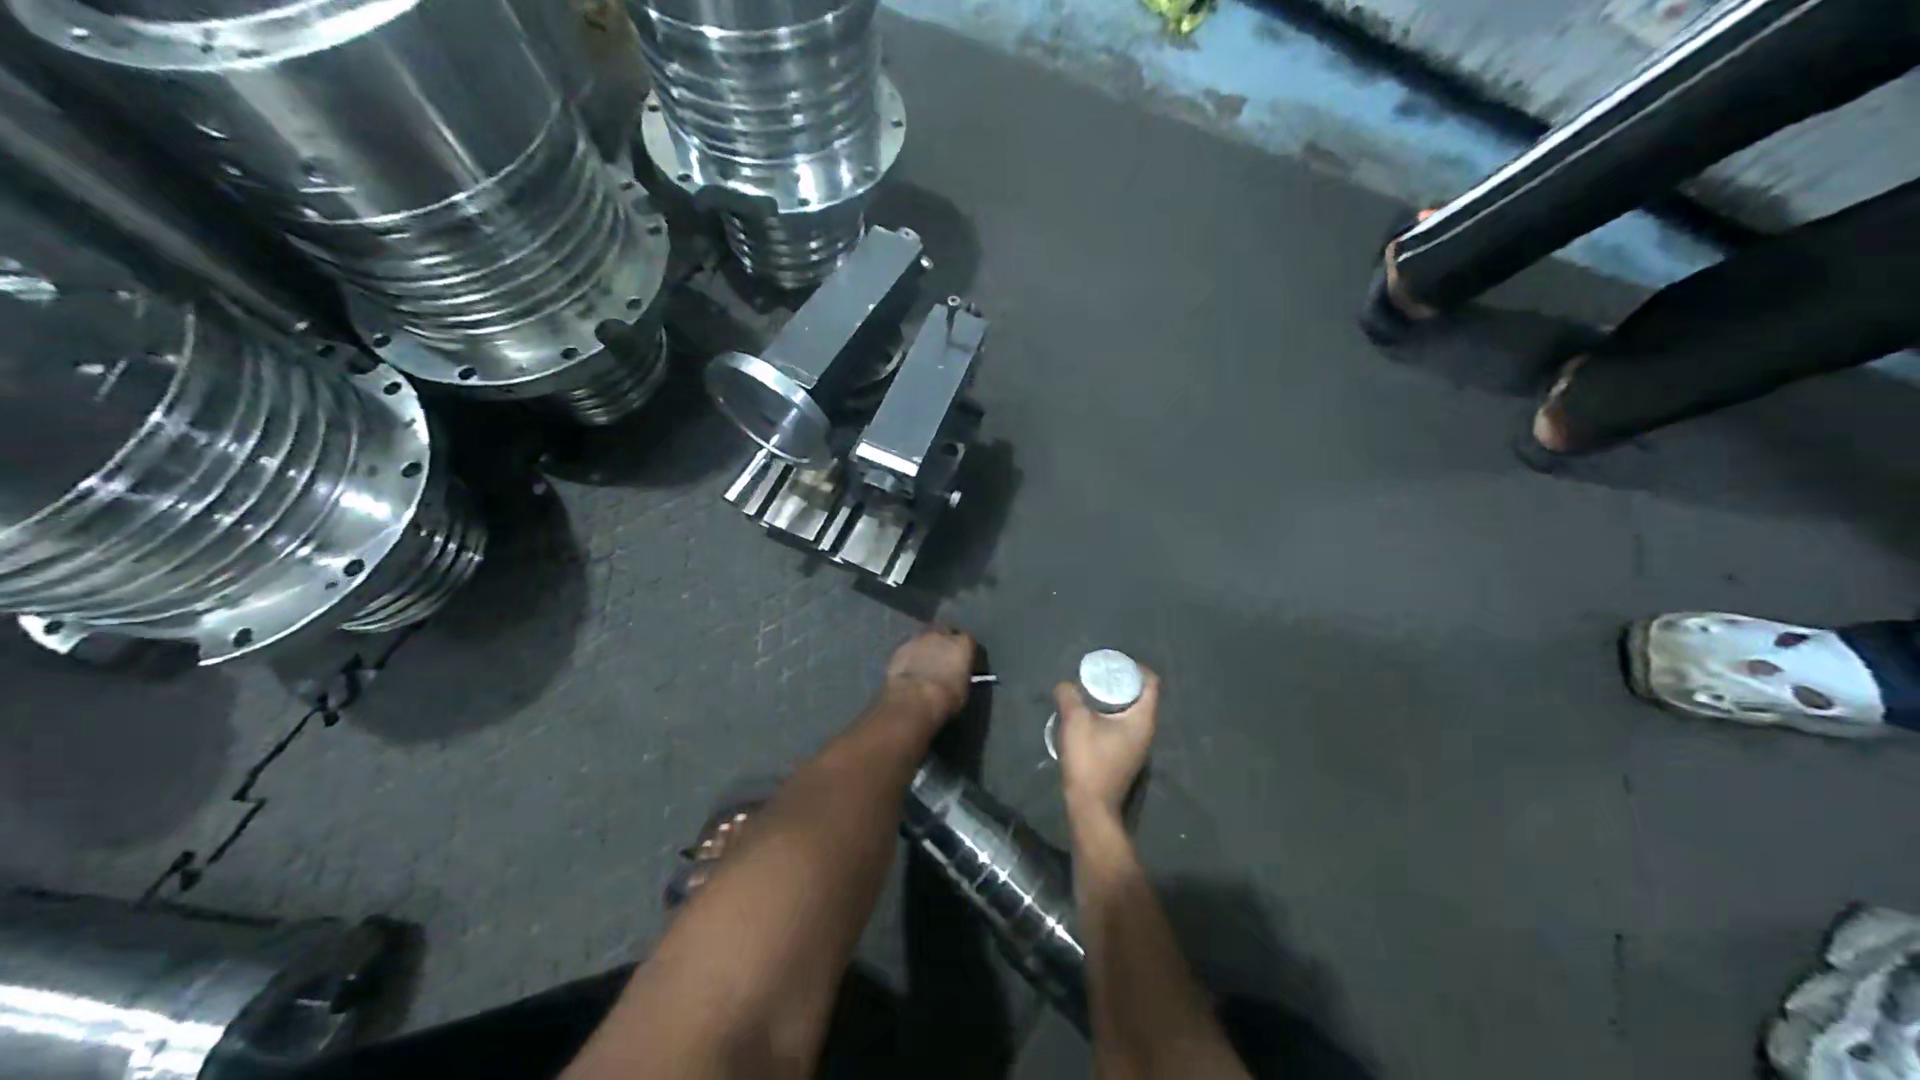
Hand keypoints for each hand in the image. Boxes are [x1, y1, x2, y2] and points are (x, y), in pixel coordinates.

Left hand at [882, 627, 975, 721]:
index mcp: (963, 644)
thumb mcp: (963, 688)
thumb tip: (956, 674)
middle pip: (945, 632)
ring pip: (924, 638)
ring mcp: (919, 638)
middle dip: (943, 642)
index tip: (961, 661)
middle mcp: (942, 634)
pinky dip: (910, 655)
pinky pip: (909, 647)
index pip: (967, 640)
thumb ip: (960, 673)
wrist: (914, 697)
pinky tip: (908, 667)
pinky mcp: (901, 646)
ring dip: (925, 647)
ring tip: (923, 663)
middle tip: (941, 658)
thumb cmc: (946, 697)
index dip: (963, 650)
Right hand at [1056, 666, 1159, 817]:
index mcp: (1143, 719)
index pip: (1151, 682)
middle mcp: (1147, 731)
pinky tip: (1089, 716)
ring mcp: (1138, 746)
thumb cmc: (1089, 761)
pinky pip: (1123, 726)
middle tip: (1098, 674)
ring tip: (1090, 692)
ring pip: (1130, 712)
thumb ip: (1069, 696)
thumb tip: (1065, 684)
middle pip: (1141, 696)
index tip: (1113, 662)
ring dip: (1113, 700)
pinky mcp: (1126, 756)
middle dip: (1120, 681)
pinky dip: (1110, 715)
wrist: (1090, 806)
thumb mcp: (1075, 721)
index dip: (1135, 667)